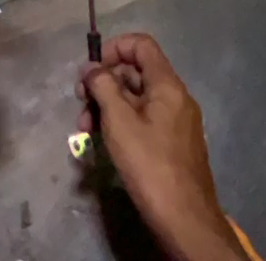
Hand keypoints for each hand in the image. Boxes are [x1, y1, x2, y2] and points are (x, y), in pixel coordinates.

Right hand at [79, 34, 248, 260]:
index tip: (92, 69)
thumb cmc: (150, 164)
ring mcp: (176, 122)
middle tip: (80, 102)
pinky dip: (121, 123)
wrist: (185, 221)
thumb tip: (91, 67)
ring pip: (136, 99)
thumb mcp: (119, 121)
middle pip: (135, 72)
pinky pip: (143, 119)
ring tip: (85, 128)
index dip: (113, 48)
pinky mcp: (172, 144)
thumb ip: (102, 86)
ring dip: (107, 106)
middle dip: (104, 83)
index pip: (141, 45)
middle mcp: (175, 97)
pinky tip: (102, 140)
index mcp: (167, 85)